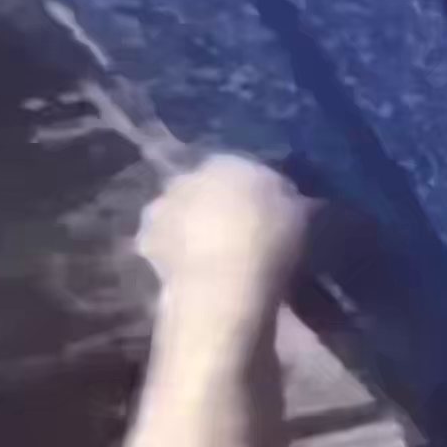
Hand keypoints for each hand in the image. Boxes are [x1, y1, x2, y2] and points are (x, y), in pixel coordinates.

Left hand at [138, 155, 309, 304]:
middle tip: (246, 226)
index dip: (260, 186)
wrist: (222, 284)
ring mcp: (159, 209)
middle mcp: (187, 176)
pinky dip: (182, 249)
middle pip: (207, 185)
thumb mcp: (303, 215)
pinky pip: (169, 240)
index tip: (276, 206)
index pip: (245, 166)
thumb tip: (301, 201)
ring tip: (223, 250)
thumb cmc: (270, 239)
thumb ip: (296, 201)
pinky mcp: (143, 242)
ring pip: (184, 211)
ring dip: (197, 224)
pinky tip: (204, 266)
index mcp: (228, 163)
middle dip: (221, 201)